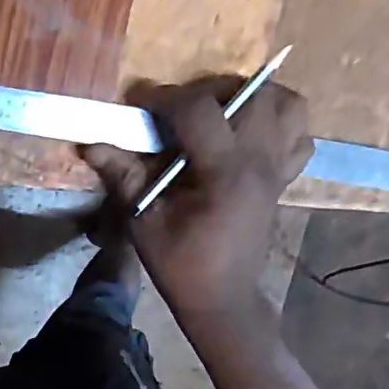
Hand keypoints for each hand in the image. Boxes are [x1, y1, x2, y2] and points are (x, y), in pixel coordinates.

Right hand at [81, 77, 312, 329]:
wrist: (222, 299)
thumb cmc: (181, 265)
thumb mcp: (145, 222)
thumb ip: (123, 176)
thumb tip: (90, 143)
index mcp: (225, 173)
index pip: (200, 110)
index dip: (164, 98)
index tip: (139, 106)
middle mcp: (260, 163)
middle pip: (254, 94)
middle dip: (212, 90)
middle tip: (182, 109)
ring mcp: (279, 170)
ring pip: (289, 107)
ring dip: (256, 98)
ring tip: (222, 113)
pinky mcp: (284, 180)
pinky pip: (299, 137)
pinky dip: (279, 125)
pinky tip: (249, 136)